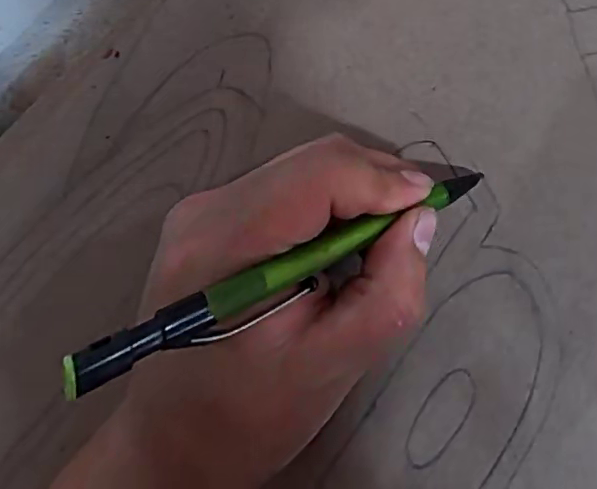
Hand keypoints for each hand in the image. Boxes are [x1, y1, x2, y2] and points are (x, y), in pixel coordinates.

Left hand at [52, 135, 436, 488]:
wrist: (170, 437)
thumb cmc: (250, 415)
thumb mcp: (332, 367)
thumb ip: (389, 292)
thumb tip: (418, 217)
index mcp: (226, 247)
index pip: (316, 176)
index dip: (379, 178)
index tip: (427, 200)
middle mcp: (208, 208)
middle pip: (312, 160)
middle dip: (374, 177)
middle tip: (416, 212)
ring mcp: (204, 204)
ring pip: (302, 164)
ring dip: (354, 185)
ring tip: (385, 224)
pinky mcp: (211, 210)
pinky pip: (287, 180)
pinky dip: (329, 194)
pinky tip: (343, 230)